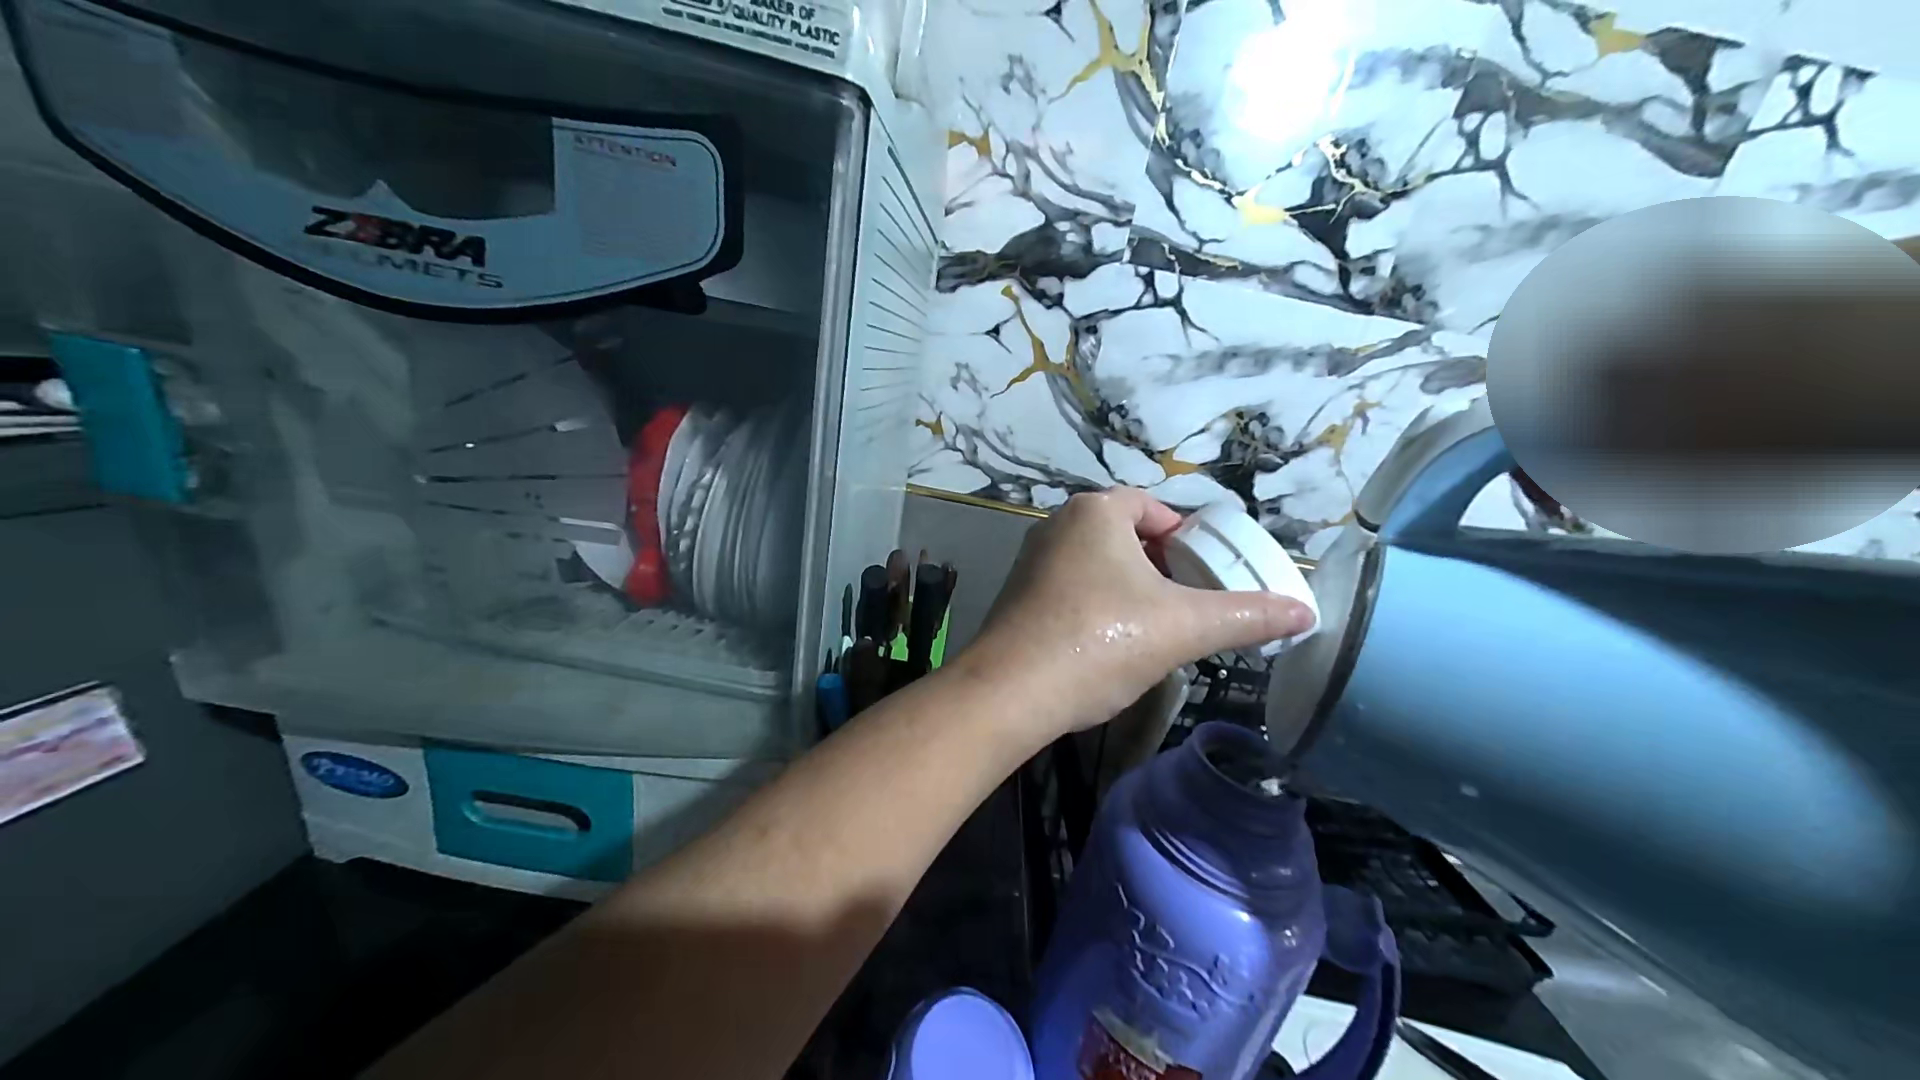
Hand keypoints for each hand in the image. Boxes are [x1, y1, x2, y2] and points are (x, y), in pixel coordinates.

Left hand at [953, 489, 1314, 739]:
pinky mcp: (1017, 595)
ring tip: (1156, 627)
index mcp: (1094, 512)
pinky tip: (1110, 644)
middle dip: (1159, 565)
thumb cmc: (1100, 641)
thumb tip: (1306, 612)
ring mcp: (1031, 560)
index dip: (1184, 536)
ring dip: (1129, 588)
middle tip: (1187, 602)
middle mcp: (1056, 525)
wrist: (1011, 692)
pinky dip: (1096, 604)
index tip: (1205, 571)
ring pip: (1096, 563)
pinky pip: (1070, 587)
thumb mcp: (1183, 627)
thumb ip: (1246, 615)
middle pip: (1124, 535)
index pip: (1151, 508)